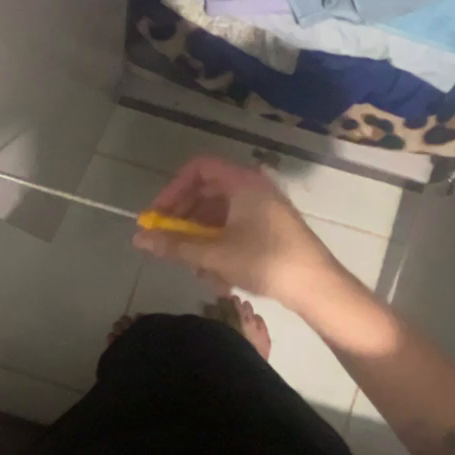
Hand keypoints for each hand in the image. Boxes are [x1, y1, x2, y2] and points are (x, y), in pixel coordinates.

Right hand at [132, 155, 342, 308]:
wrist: (315, 286)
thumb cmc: (264, 261)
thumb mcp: (213, 255)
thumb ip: (174, 245)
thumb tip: (138, 238)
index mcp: (242, 182)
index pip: (198, 168)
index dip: (172, 189)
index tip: (157, 216)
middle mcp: (254, 187)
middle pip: (206, 191)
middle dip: (182, 217)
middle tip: (165, 240)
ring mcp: (264, 207)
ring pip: (219, 212)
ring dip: (199, 235)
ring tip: (190, 263)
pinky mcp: (270, 227)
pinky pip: (234, 226)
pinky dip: (218, 243)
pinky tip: (213, 273)